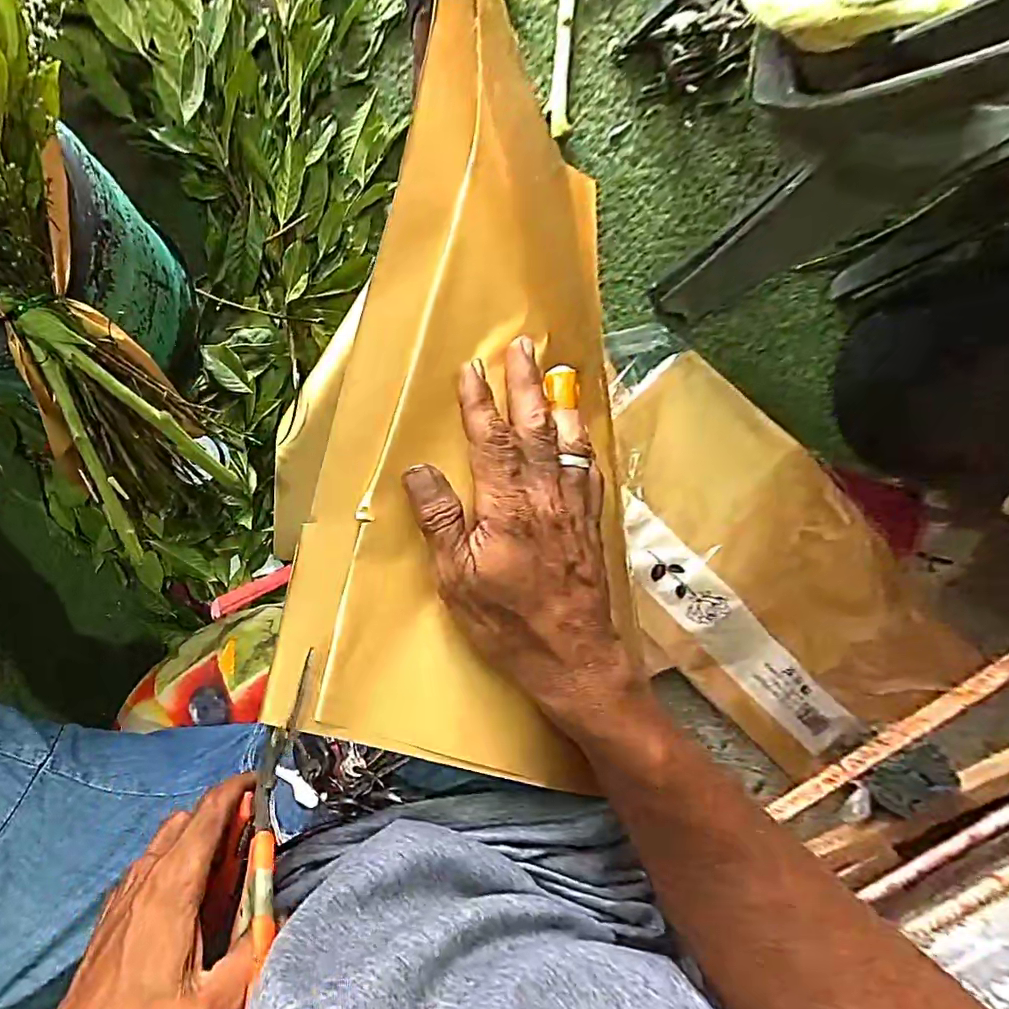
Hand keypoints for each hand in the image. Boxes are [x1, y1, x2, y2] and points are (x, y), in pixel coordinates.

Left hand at [25, 775, 257, 1008]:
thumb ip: (252, 956)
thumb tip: (279, 918)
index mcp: (169, 889)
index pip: (207, 815)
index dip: (237, 791)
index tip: (261, 782)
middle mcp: (142, 880)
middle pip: (187, 822)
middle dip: (224, 817)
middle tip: (258, 837)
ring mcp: (124, 897)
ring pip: (168, 844)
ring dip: (202, 841)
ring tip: (233, 871)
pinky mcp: (115, 918)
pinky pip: (152, 869)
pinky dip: (181, 864)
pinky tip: (196, 903)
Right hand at [401, 337, 644, 733]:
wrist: (577, 661)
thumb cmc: (509, 624)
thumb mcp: (457, 579)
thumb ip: (441, 521)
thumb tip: (419, 473)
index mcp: (508, 509)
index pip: (490, 443)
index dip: (478, 404)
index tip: (471, 370)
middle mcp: (546, 499)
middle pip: (535, 429)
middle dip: (525, 384)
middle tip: (522, 347)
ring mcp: (573, 510)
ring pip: (568, 442)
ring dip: (557, 401)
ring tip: (556, 371)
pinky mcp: (590, 525)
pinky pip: (589, 468)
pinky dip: (584, 439)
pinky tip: (582, 429)